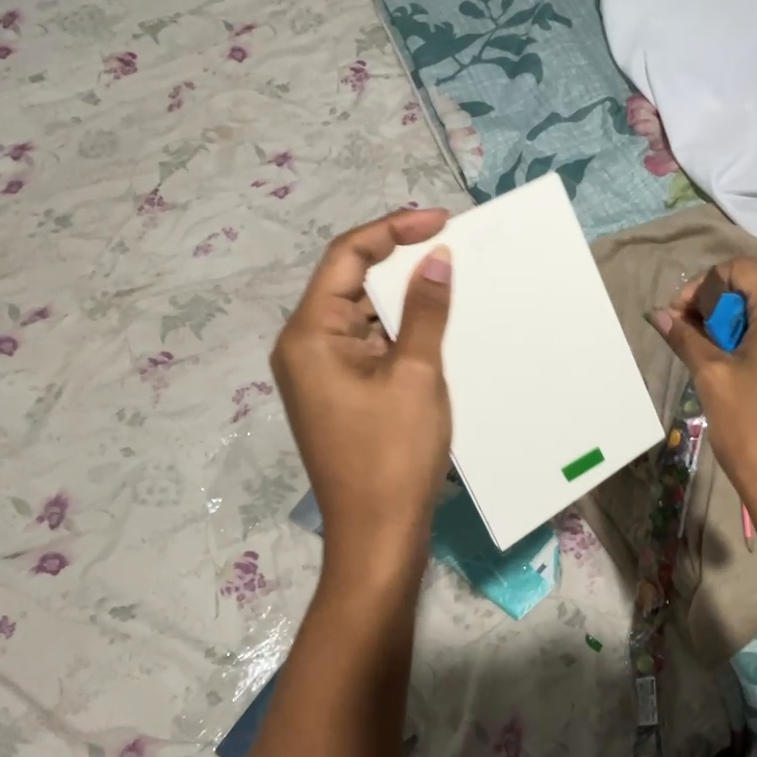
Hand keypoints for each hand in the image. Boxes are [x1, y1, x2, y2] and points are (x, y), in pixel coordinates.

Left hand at [272, 208, 454, 546]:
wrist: (378, 536)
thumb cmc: (394, 454)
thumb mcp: (418, 374)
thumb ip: (427, 311)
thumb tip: (437, 258)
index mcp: (310, 335)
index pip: (346, 257)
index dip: (393, 229)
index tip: (441, 220)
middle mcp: (306, 346)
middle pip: (349, 281)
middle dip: (398, 258)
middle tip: (450, 243)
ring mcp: (322, 372)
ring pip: (362, 312)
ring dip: (403, 294)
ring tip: (451, 277)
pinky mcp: (341, 391)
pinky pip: (370, 341)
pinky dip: (402, 326)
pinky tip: (438, 322)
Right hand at [652, 259, 756, 551]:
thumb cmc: (752, 432)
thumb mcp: (712, 378)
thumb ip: (686, 338)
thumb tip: (660, 315)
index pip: (742, 270)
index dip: (704, 284)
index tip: (680, 315)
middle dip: (717, 309)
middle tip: (689, 339)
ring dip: (737, 328)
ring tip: (711, 360)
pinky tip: (741, 374)